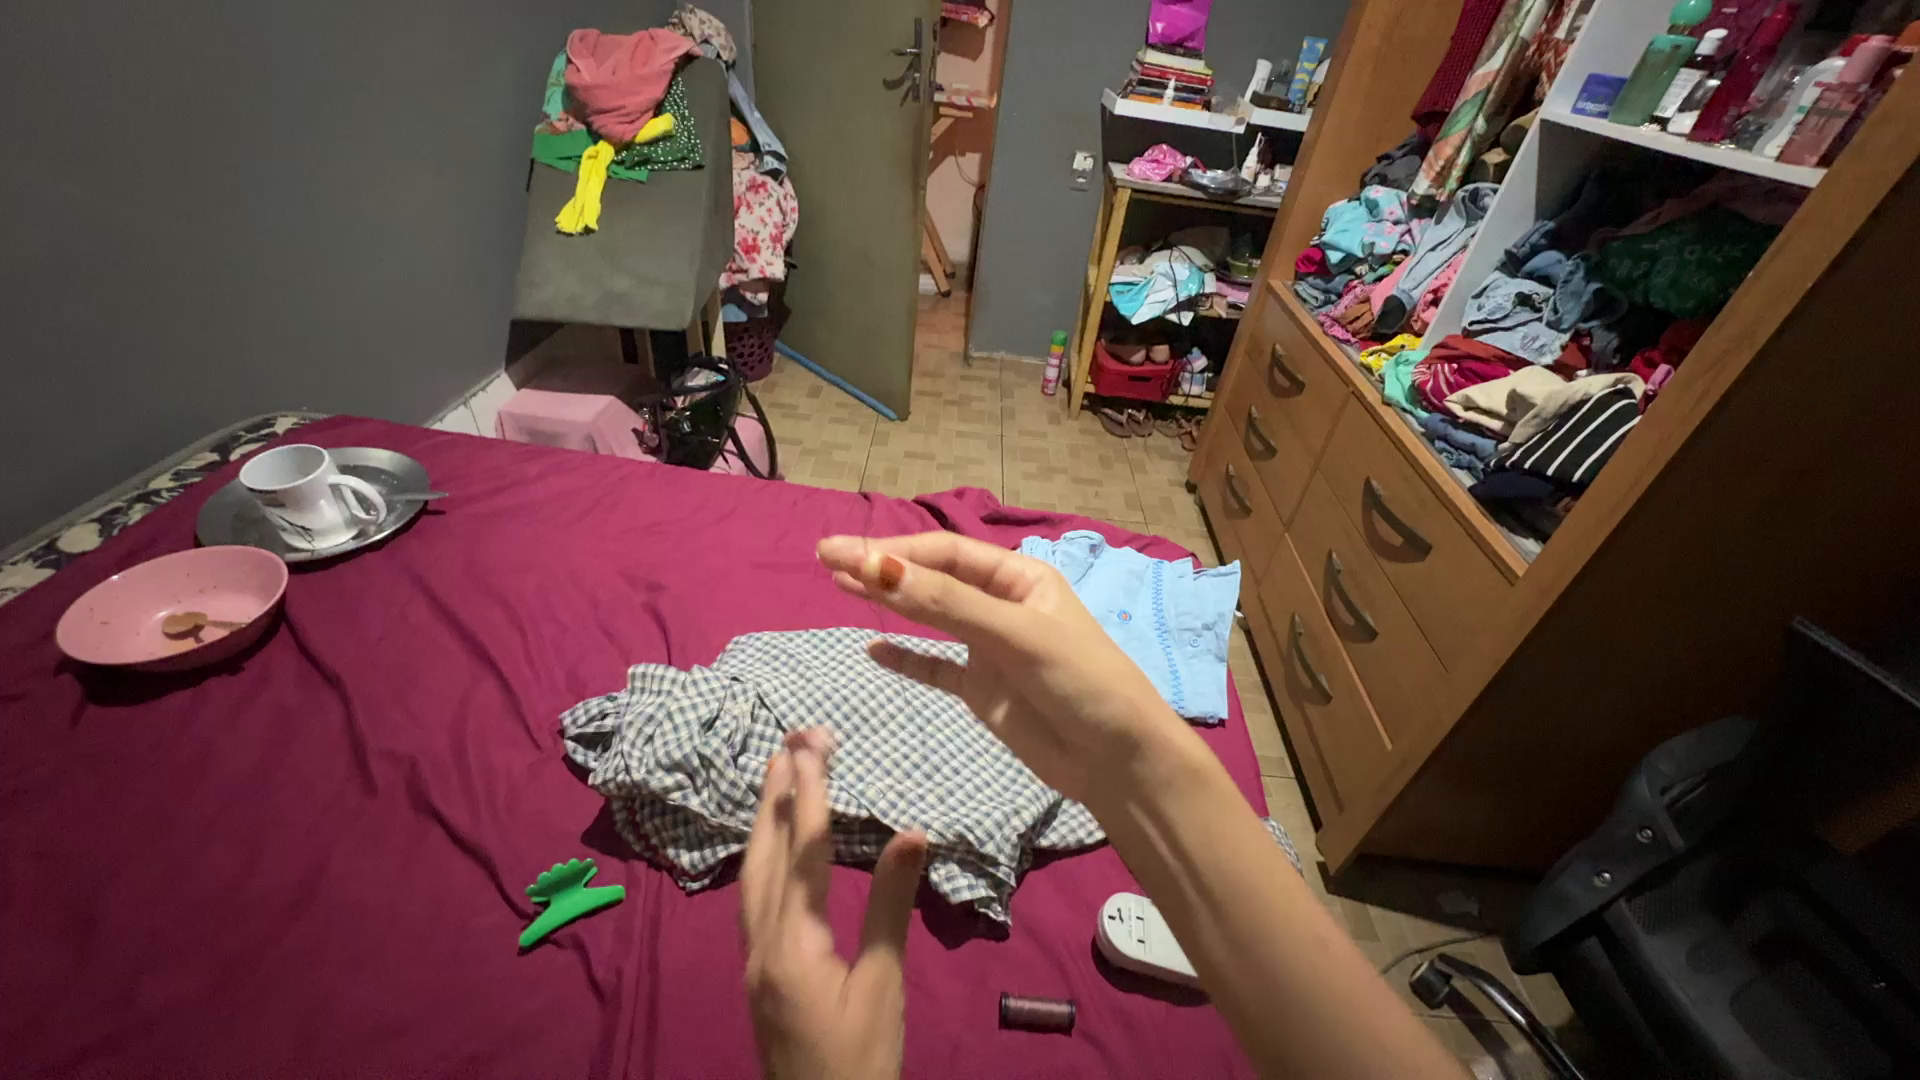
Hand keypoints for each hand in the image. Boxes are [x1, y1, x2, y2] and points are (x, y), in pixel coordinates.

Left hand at [741, 728, 927, 1079]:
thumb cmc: (862, 1060)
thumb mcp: (884, 984)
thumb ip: (890, 905)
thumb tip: (911, 833)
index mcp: (793, 945)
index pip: (804, 852)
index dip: (810, 794)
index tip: (813, 745)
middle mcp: (761, 943)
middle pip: (765, 853)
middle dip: (776, 792)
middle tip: (789, 740)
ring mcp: (752, 959)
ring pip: (751, 873)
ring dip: (763, 819)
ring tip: (774, 773)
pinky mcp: (758, 971)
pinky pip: (751, 896)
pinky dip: (761, 854)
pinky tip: (770, 843)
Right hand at [815, 533, 1192, 807]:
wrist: (1116, 761)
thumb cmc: (1079, 681)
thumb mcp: (1014, 634)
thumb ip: (946, 605)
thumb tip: (878, 568)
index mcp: (1020, 578)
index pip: (947, 554)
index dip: (895, 552)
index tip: (846, 555)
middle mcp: (1001, 605)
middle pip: (932, 579)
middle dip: (882, 568)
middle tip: (825, 557)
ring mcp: (990, 648)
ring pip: (929, 618)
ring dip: (889, 603)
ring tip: (840, 586)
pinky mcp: (982, 688)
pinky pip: (936, 667)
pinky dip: (906, 658)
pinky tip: (874, 648)